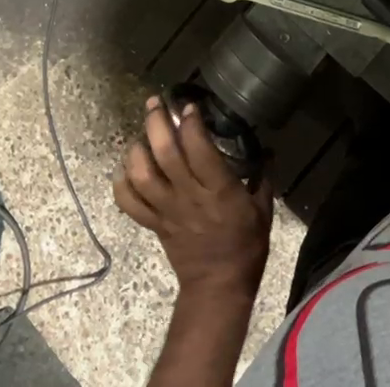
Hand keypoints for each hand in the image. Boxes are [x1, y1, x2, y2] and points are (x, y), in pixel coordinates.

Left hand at [115, 96, 273, 296]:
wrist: (219, 286)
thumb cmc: (246, 246)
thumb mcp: (263, 209)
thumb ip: (263, 176)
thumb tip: (268, 149)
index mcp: (218, 190)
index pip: (199, 148)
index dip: (191, 122)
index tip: (189, 105)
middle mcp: (188, 195)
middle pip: (165, 153)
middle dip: (156, 123)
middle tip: (155, 103)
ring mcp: (167, 210)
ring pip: (142, 175)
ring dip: (137, 149)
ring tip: (140, 133)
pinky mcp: (153, 224)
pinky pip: (129, 203)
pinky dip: (121, 183)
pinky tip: (124, 168)